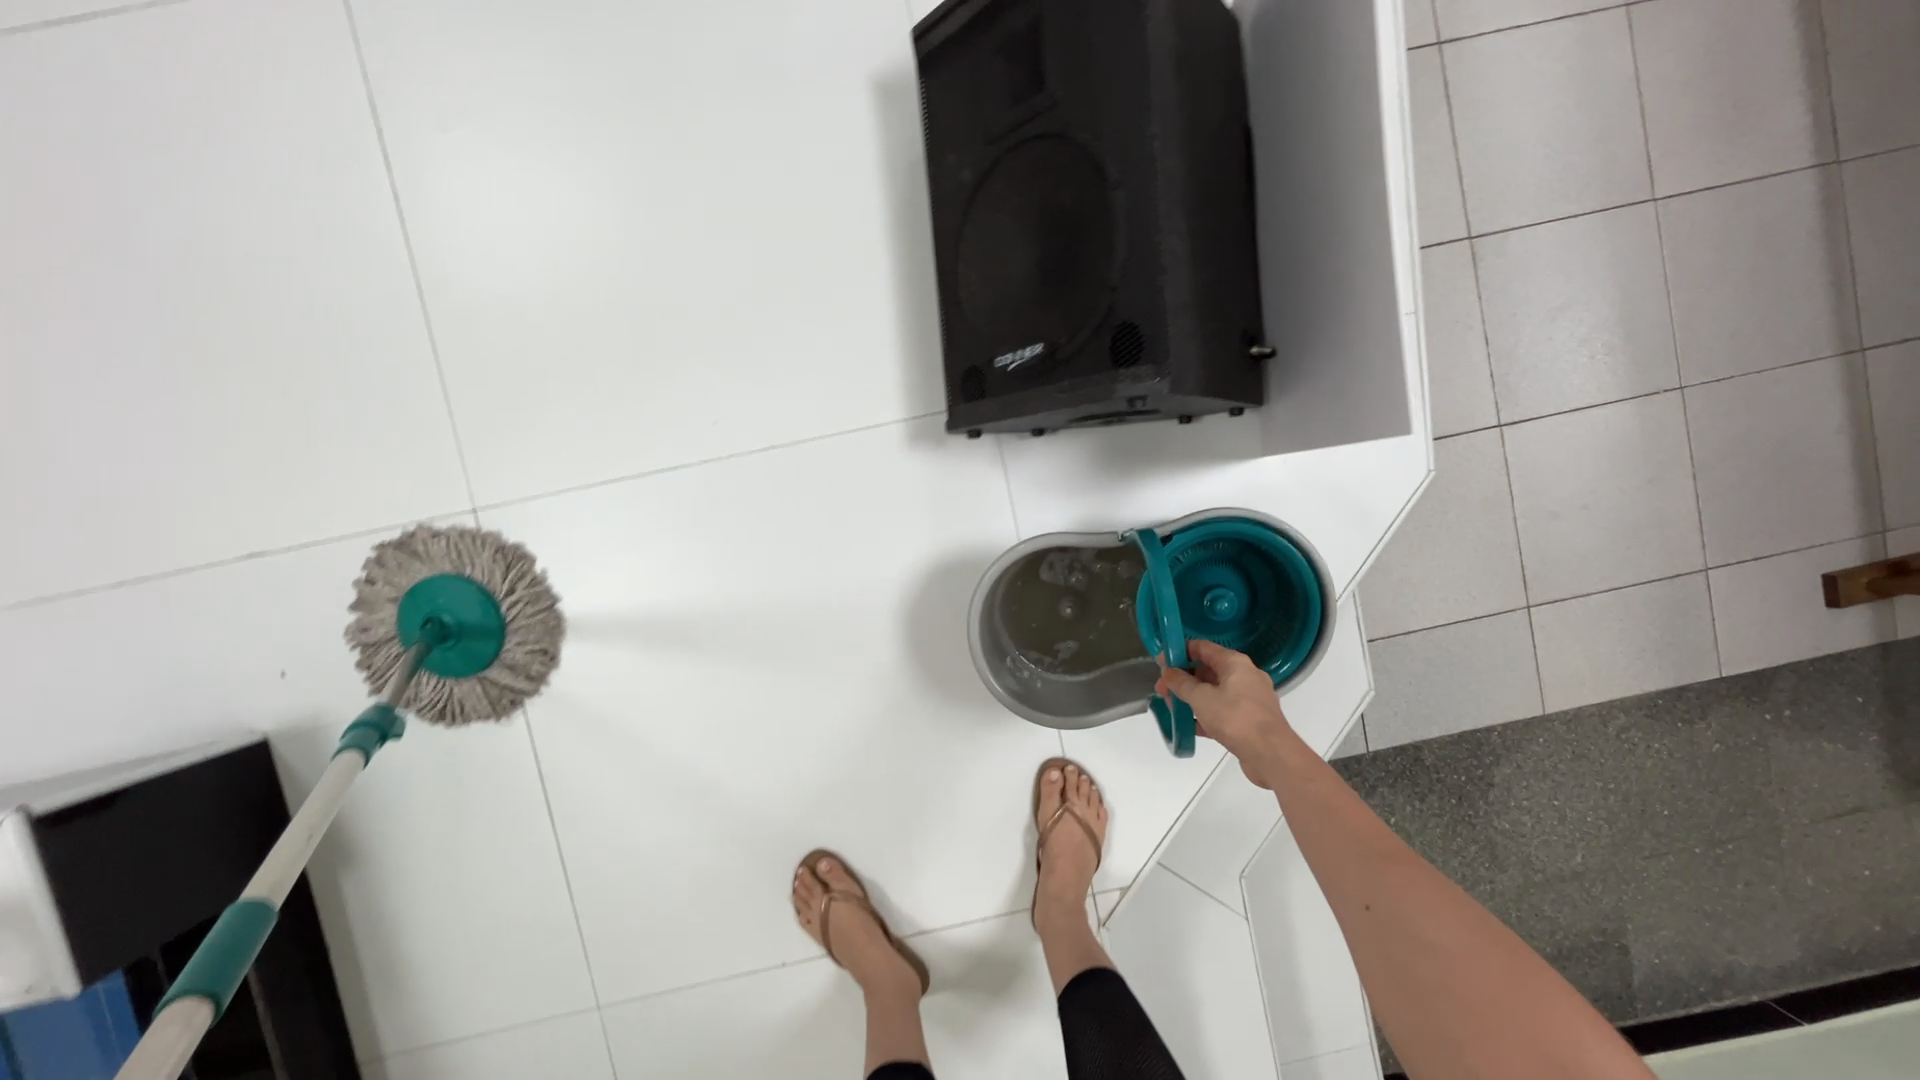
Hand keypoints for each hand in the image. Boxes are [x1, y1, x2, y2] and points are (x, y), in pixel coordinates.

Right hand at [1154, 639, 1298, 788]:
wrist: (1270, 754)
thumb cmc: (1235, 718)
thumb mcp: (1201, 698)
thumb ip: (1182, 683)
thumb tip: (1168, 672)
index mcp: (1235, 663)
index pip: (1203, 647)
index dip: (1180, 651)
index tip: (1161, 662)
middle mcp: (1245, 676)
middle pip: (1208, 670)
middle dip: (1183, 679)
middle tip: (1162, 689)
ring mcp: (1250, 699)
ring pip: (1215, 692)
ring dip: (1193, 698)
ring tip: (1172, 707)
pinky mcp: (1251, 720)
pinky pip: (1223, 711)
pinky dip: (1206, 715)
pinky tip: (1190, 725)